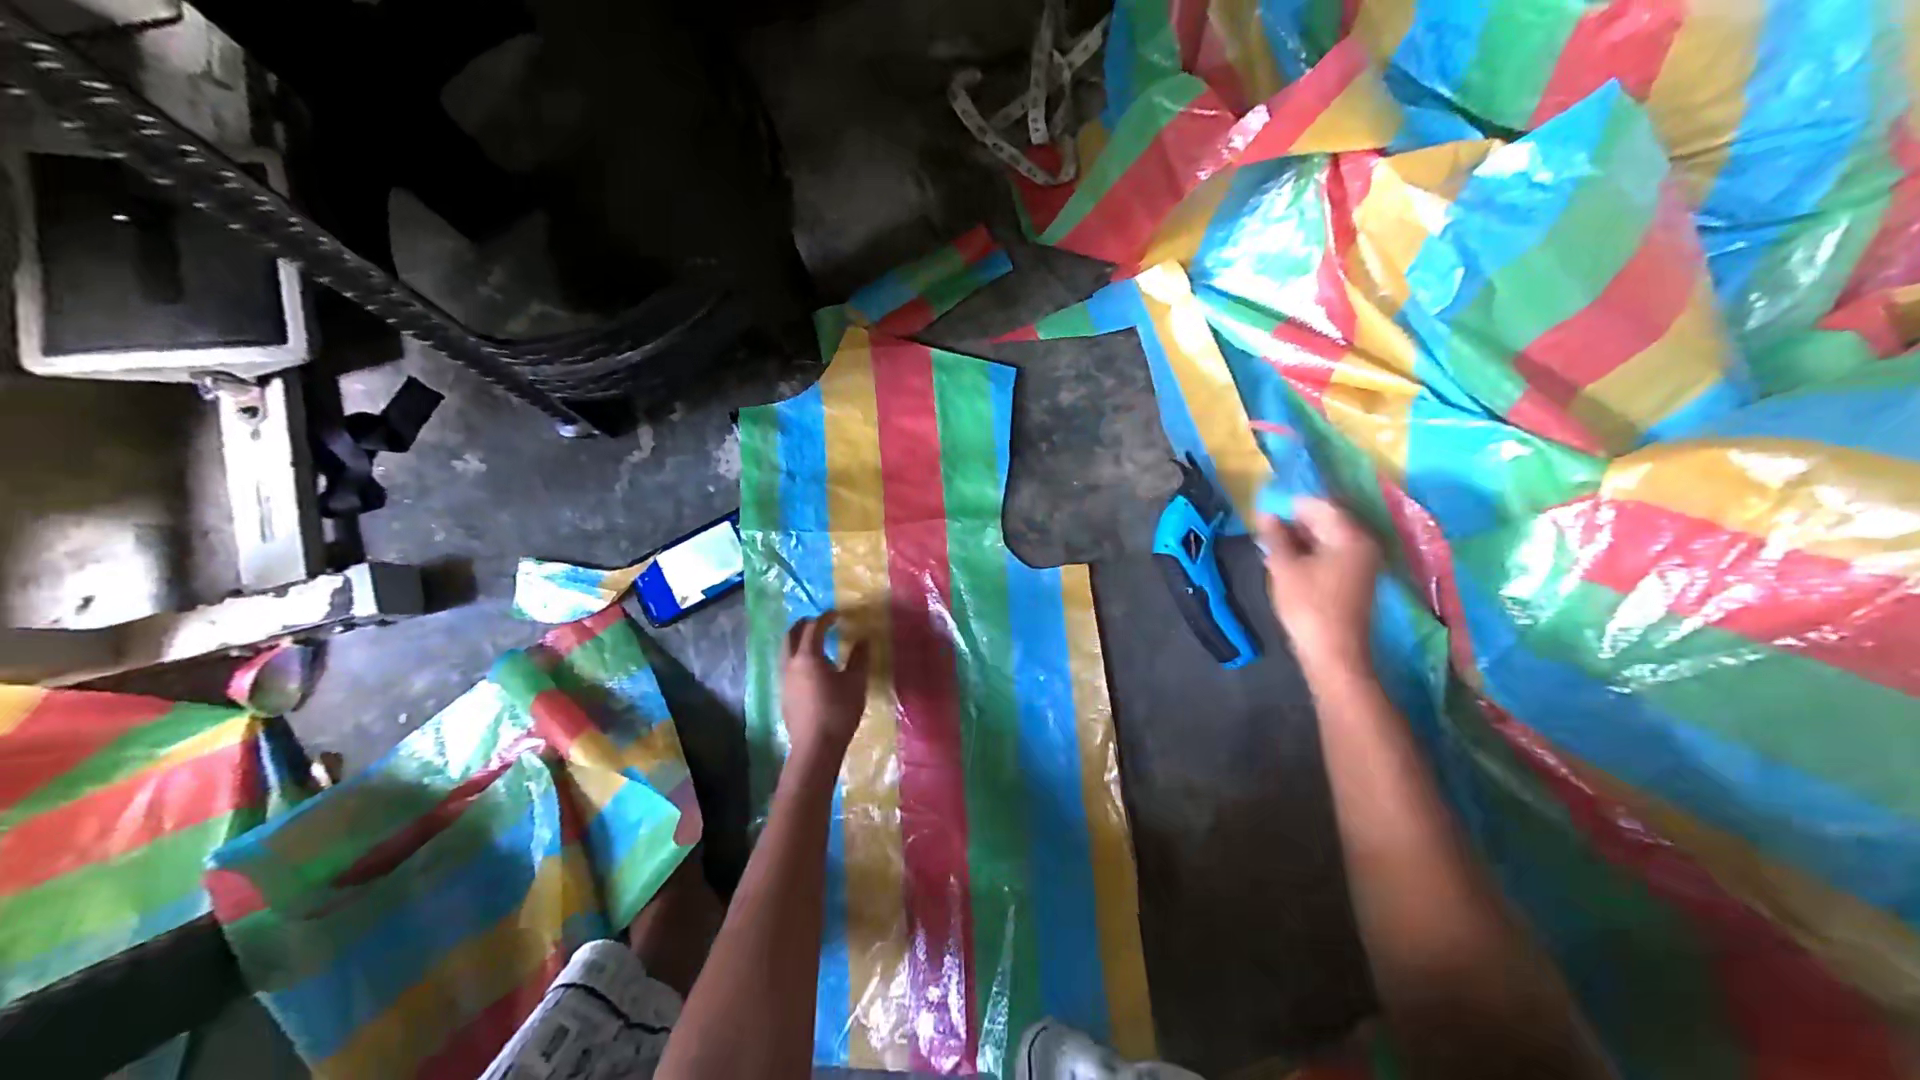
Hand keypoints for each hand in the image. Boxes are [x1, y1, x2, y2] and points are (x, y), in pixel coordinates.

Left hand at [781, 612, 870, 761]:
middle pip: (791, 635)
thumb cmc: (838, 711)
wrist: (815, 746)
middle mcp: (791, 664)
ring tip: (814, 643)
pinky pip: (787, 666)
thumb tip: (864, 639)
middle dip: (804, 625)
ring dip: (798, 641)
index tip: (836, 615)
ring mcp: (784, 680)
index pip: (814, 628)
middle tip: (818, 621)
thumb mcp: (856, 683)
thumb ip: (860, 658)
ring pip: (786, 651)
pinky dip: (797, 657)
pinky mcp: (784, 695)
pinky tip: (811, 669)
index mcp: (808, 657)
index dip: (825, 618)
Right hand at [1256, 499, 1381, 674]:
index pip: (1319, 504)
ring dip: (1301, 536)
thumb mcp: (1284, 567)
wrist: (1333, 653)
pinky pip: (1332, 552)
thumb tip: (1266, 514)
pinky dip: (1311, 550)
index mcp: (1350, 536)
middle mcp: (1363, 543)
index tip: (1264, 506)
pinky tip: (1289, 558)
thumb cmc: (1308, 606)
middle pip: (1327, 519)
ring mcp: (1362, 561)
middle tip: (1265, 525)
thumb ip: (1275, 536)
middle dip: (1295, 520)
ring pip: (1328, 537)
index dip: (1290, 502)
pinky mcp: (1356, 577)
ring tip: (1272, 542)